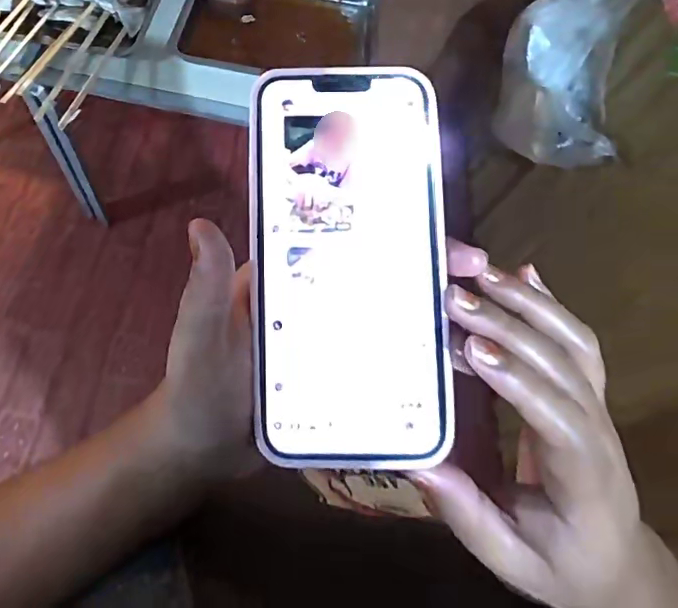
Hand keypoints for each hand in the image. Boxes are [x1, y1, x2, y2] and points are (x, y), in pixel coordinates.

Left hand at [149, 221, 492, 481]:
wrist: (201, 451)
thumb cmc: (197, 381)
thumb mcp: (201, 331)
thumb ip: (205, 286)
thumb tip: (200, 226)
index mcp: (292, 270)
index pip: (351, 238)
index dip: (397, 231)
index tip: (441, 236)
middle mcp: (321, 293)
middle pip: (383, 269)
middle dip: (430, 266)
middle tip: (478, 273)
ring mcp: (336, 333)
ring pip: (393, 311)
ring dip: (434, 309)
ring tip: (480, 319)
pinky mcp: (344, 371)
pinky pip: (388, 355)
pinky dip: (420, 354)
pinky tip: (455, 363)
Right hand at [414, 256, 677, 607]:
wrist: (619, 561)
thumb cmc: (563, 564)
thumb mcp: (512, 559)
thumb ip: (468, 515)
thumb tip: (420, 462)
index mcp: (583, 475)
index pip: (558, 418)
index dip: (518, 379)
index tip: (471, 347)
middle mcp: (599, 428)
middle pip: (562, 363)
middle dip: (508, 325)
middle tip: (455, 298)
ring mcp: (600, 402)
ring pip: (573, 339)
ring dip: (527, 301)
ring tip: (480, 274)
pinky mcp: (591, 387)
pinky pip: (576, 337)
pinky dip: (548, 300)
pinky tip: (523, 272)